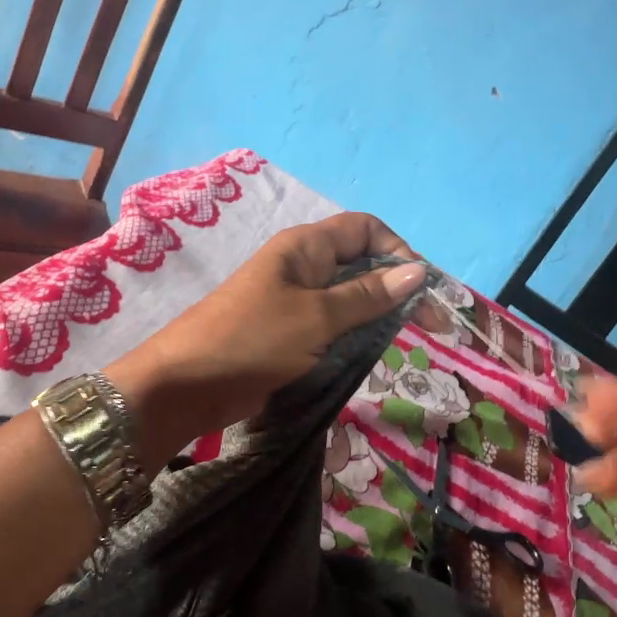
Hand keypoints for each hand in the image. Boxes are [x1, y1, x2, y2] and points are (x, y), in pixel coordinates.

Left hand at [105, 212, 428, 470]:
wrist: (184, 386)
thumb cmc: (253, 340)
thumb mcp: (317, 317)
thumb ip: (368, 296)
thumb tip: (418, 271)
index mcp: (306, 247)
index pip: (365, 229)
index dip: (398, 251)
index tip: (422, 289)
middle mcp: (303, 266)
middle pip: (362, 263)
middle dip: (397, 288)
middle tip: (432, 327)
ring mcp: (294, 301)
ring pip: (350, 298)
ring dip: (379, 315)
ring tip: (408, 342)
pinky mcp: (288, 333)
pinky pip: (333, 324)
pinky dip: (356, 335)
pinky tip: (373, 355)